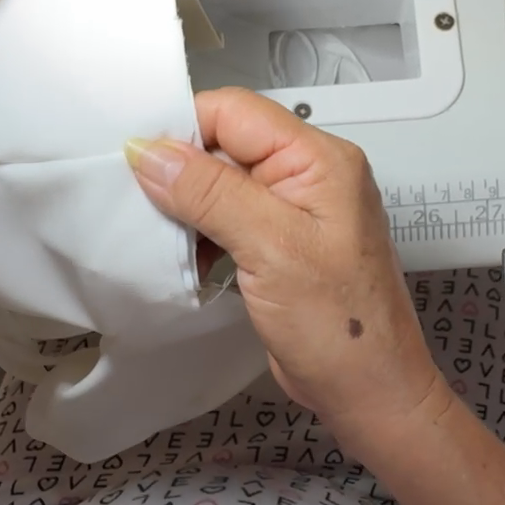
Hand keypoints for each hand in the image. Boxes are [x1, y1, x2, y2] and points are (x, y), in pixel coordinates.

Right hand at [125, 89, 448, 441]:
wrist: (371, 392)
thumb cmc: (337, 324)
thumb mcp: (270, 249)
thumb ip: (210, 193)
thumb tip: (147, 151)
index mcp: (317, 157)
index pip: (236, 112)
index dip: (184, 128)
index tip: (134, 161)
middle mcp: (307, 173)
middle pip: (226, 144)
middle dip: (180, 171)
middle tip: (138, 205)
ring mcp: (294, 209)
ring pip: (222, 182)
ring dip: (187, 207)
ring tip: (161, 238)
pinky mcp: (280, 242)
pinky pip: (229, 217)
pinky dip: (201, 233)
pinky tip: (186, 259)